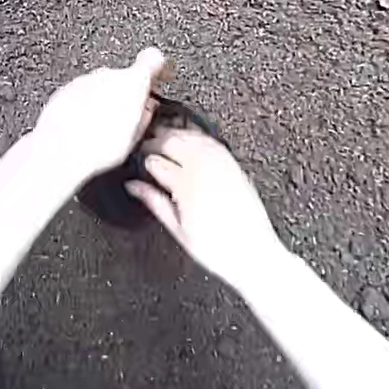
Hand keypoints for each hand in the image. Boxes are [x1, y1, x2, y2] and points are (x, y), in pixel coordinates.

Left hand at [31, 48, 167, 182]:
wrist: (60, 150)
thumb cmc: (98, 145)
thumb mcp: (135, 136)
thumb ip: (145, 114)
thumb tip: (148, 109)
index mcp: (132, 82)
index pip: (153, 58)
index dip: (158, 67)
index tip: (159, 78)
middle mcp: (107, 75)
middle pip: (125, 77)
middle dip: (128, 93)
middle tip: (128, 118)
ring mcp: (84, 80)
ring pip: (102, 86)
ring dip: (105, 101)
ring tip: (103, 129)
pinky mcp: (65, 89)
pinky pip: (83, 94)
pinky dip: (86, 106)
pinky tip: (86, 127)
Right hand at [127, 129, 289, 292]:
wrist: (254, 253)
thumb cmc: (220, 249)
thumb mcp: (177, 230)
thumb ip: (154, 202)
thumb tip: (134, 187)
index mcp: (186, 184)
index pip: (155, 161)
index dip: (143, 160)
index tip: (138, 162)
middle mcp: (204, 168)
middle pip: (171, 141)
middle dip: (154, 141)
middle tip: (145, 146)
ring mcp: (220, 163)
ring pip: (190, 135)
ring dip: (174, 134)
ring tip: (163, 139)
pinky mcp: (233, 163)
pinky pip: (209, 140)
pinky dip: (195, 136)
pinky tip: (189, 141)